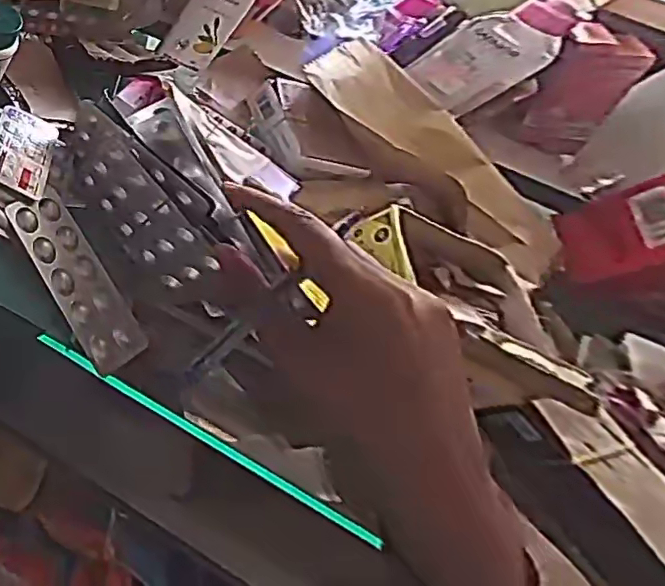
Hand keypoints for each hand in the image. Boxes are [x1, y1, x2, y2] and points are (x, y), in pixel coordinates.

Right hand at [212, 184, 467, 454]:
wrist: (434, 473)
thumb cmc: (358, 416)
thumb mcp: (295, 354)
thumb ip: (256, 298)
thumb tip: (227, 255)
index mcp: (365, 289)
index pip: (305, 227)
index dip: (265, 205)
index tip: (235, 192)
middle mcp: (401, 285)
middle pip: (333, 242)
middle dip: (290, 233)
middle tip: (252, 225)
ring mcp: (425, 303)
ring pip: (358, 263)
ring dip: (319, 261)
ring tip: (286, 273)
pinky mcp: (437, 322)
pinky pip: (383, 285)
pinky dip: (348, 284)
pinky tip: (331, 308)